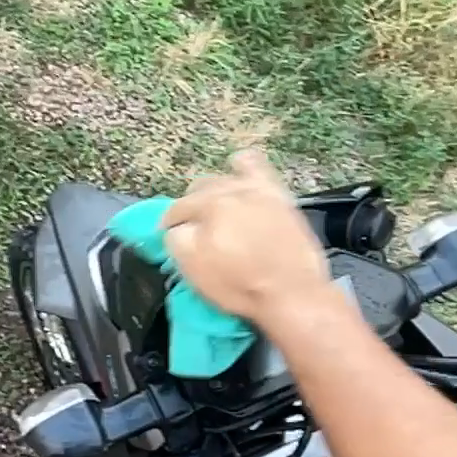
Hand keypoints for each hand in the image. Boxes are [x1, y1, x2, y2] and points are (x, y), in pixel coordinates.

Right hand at [161, 151, 334, 327]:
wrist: (292, 293)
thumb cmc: (239, 284)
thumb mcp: (195, 269)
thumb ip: (177, 240)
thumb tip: (176, 228)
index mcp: (209, 206)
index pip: (177, 208)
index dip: (167, 223)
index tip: (164, 236)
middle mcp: (234, 191)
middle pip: (200, 189)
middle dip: (189, 205)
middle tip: (188, 226)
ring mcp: (260, 192)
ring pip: (227, 177)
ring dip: (213, 188)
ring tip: (210, 203)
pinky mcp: (281, 199)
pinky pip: (259, 170)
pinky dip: (244, 165)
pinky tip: (239, 164)